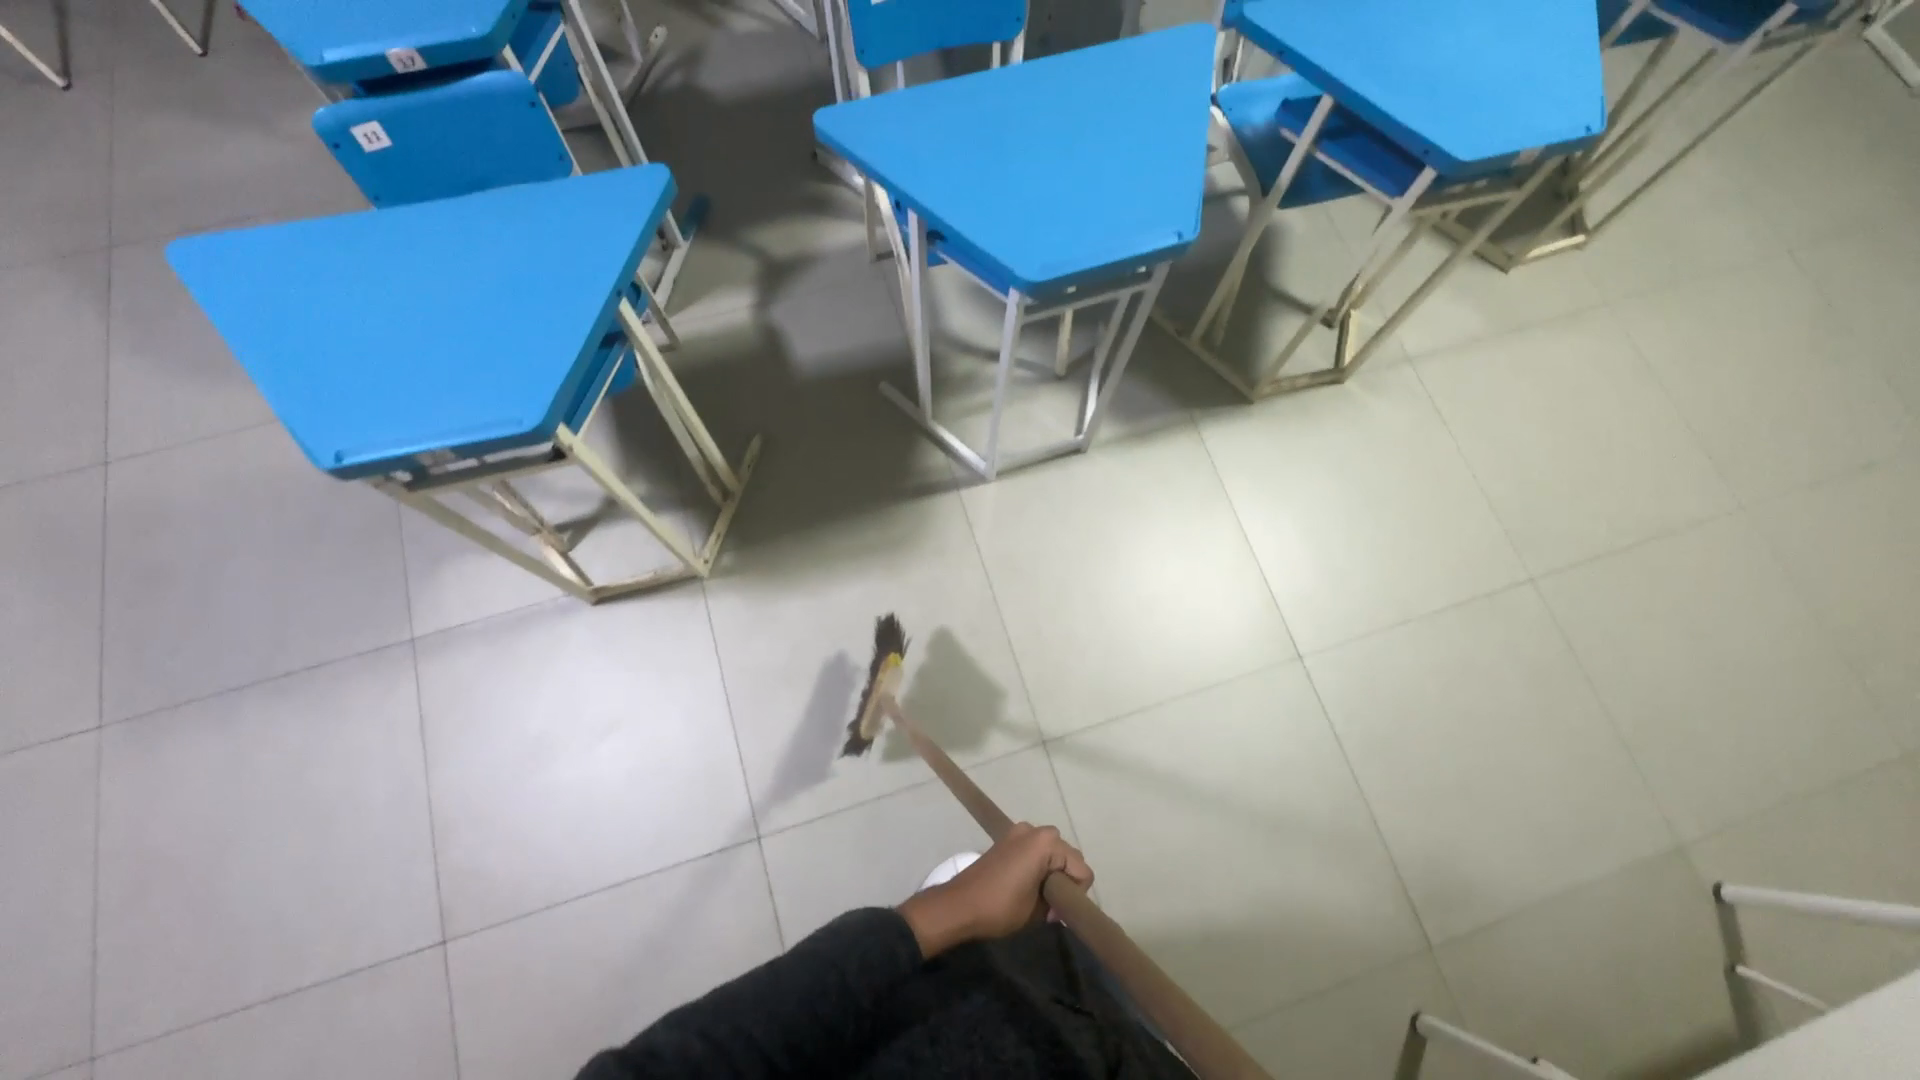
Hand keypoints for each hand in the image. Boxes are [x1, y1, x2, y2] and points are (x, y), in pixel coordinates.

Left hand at [898, 823, 1093, 957]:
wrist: (959, 904)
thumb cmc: (1000, 907)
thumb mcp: (1038, 911)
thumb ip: (1058, 903)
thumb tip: (1059, 906)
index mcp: (1046, 843)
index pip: (1082, 870)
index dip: (1075, 894)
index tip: (1056, 911)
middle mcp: (1035, 830)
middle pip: (1068, 856)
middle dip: (1065, 880)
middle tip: (1050, 905)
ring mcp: (1018, 832)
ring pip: (1052, 852)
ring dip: (1052, 872)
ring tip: (1039, 895)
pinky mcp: (1006, 839)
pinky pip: (1034, 850)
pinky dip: (1037, 865)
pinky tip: (1026, 884)